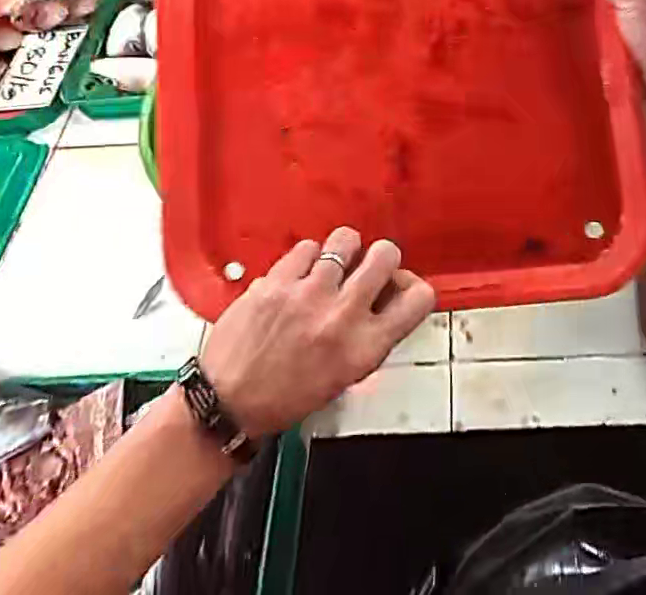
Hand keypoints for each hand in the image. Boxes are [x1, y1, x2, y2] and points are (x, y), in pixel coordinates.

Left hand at [197, 227, 434, 436]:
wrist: (226, 405)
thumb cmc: (287, 396)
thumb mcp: (347, 376)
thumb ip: (373, 334)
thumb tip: (387, 294)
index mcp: (365, 347)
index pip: (419, 297)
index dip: (414, 286)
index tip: (399, 287)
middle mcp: (342, 316)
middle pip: (386, 254)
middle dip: (382, 256)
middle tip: (368, 267)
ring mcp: (307, 295)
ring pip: (346, 240)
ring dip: (344, 250)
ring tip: (332, 265)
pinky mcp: (276, 282)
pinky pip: (306, 247)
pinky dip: (306, 258)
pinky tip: (299, 276)